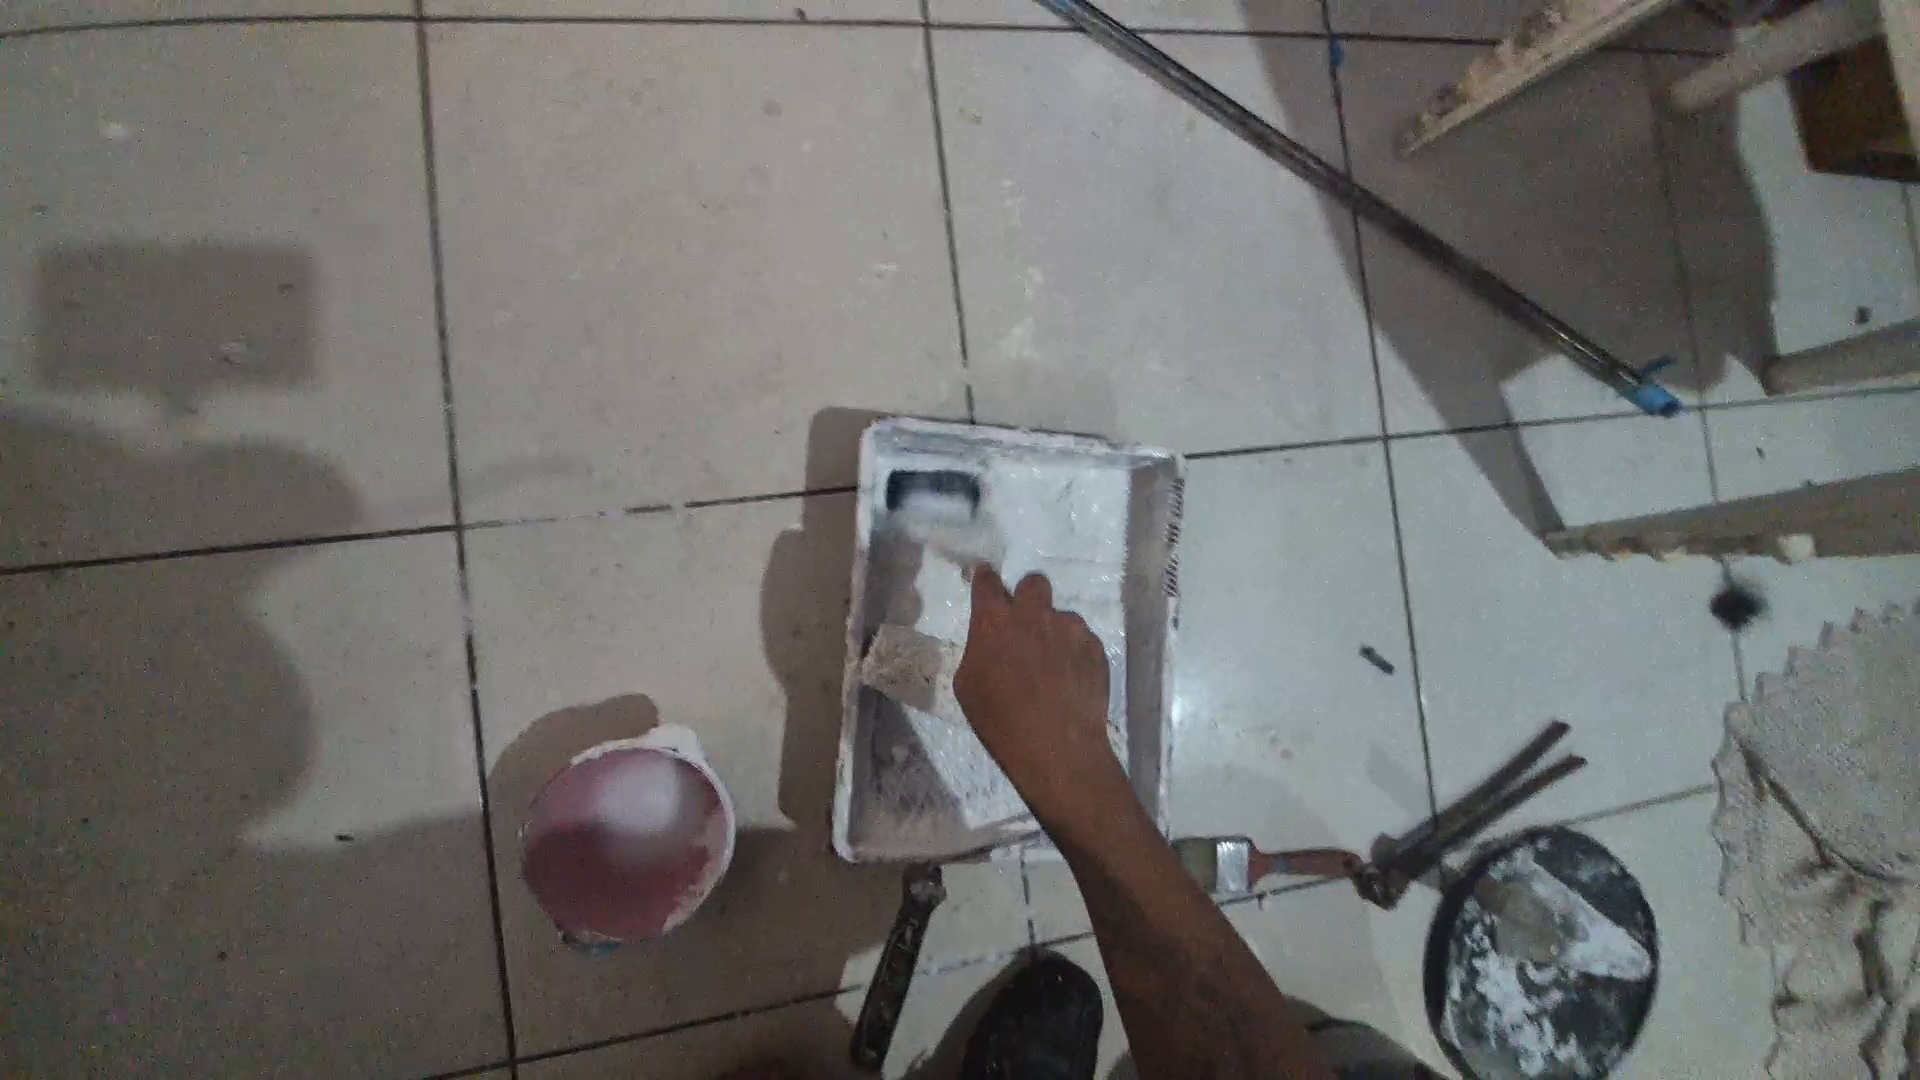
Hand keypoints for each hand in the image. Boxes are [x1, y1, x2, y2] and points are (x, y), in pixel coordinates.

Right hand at [954, 567, 1127, 821]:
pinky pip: (1081, 639)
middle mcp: (1033, 614)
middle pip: (1033, 582)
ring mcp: (1069, 628)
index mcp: (994, 621)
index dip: (986, 580)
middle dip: (1028, 595)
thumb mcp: (968, 685)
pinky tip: (1071, 681)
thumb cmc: (1000, 720)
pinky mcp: (1095, 646)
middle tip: (1026, 623)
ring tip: (1053, 667)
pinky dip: (1075, 653)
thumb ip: (979, 649)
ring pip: (1061, 615)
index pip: (987, 581)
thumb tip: (991, 641)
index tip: (987, 583)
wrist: (1056, 747)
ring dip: (1054, 631)